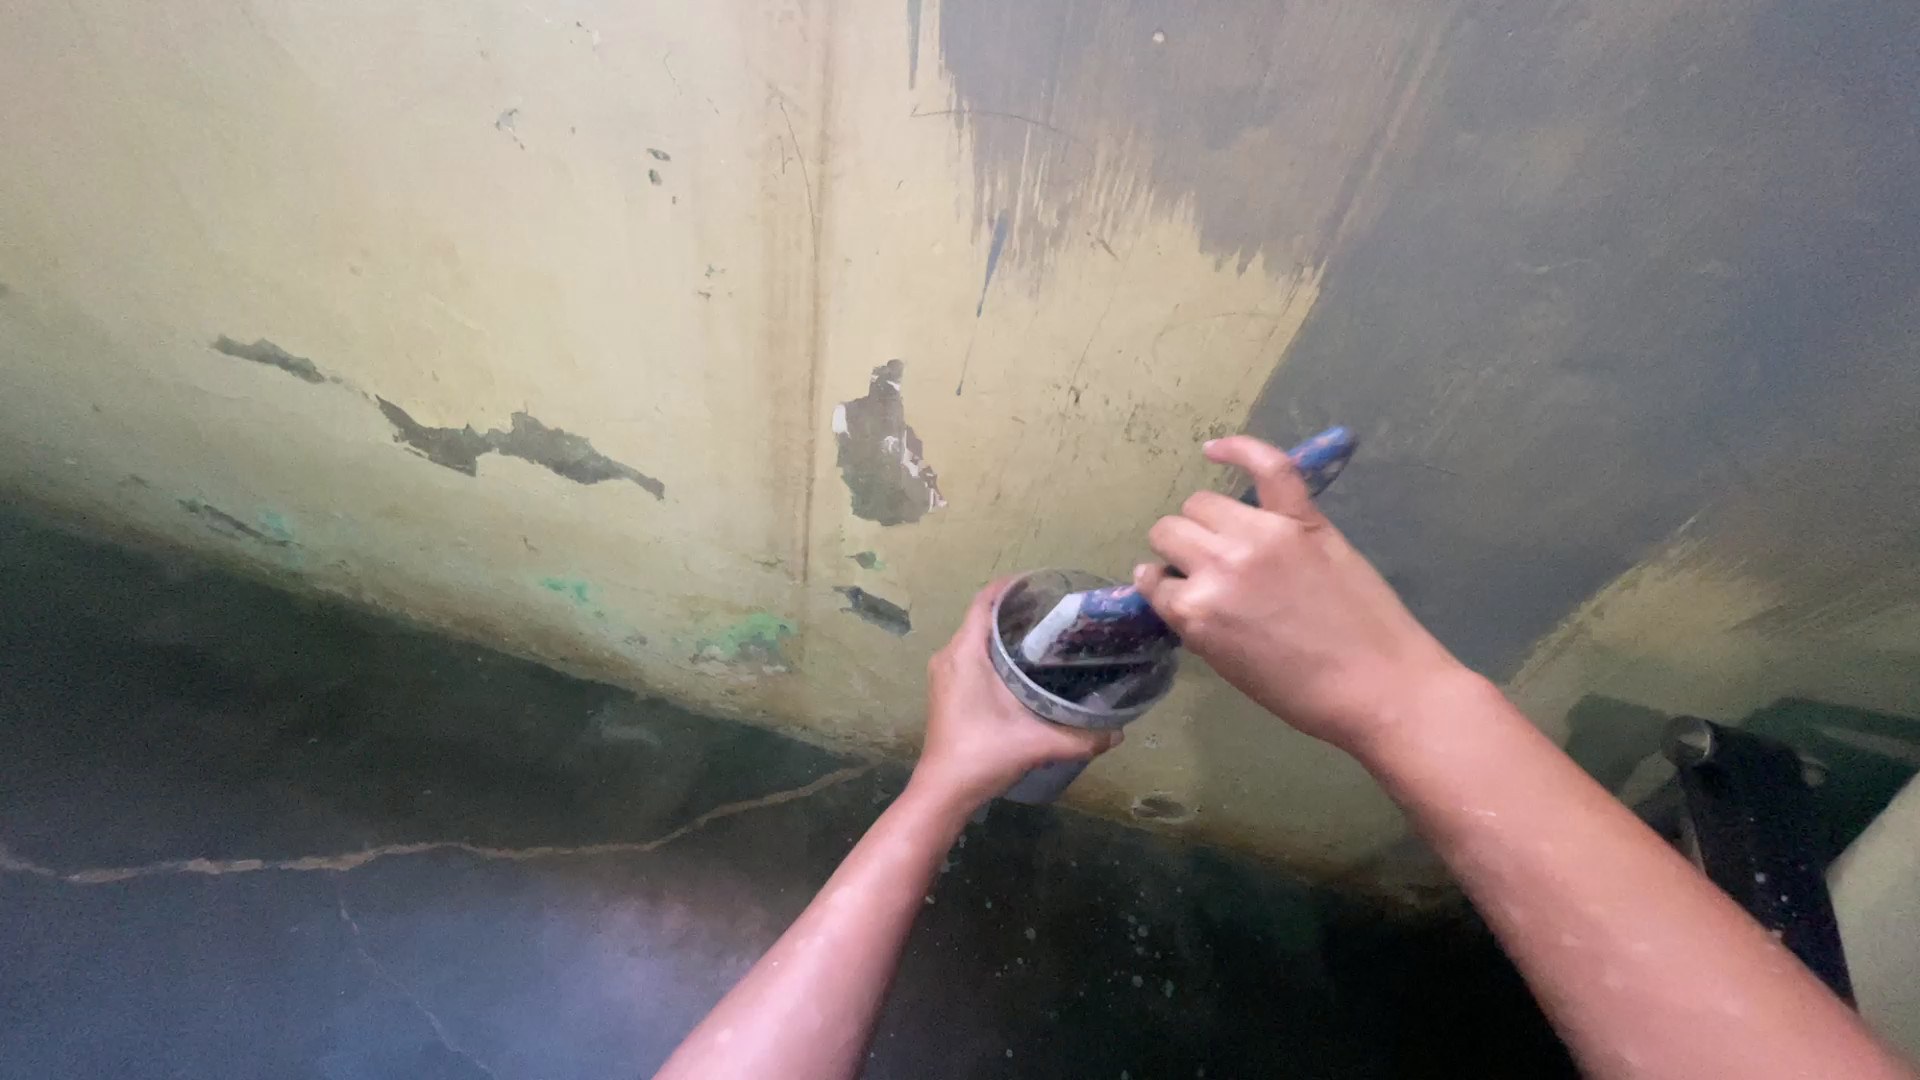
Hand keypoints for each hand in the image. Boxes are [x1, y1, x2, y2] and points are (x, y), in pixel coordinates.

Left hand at [911, 579, 1121, 809]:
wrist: (943, 791)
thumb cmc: (983, 755)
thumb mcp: (1037, 744)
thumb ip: (1081, 738)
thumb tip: (1118, 733)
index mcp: (965, 653)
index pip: (983, 602)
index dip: (1008, 587)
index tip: (1038, 583)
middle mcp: (949, 655)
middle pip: (979, 617)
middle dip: (1012, 609)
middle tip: (1051, 611)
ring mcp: (943, 673)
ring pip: (972, 637)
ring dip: (1000, 631)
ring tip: (1040, 633)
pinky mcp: (944, 689)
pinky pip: (967, 654)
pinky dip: (990, 650)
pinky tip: (1018, 665)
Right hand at [1133, 436, 1467, 753]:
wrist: (1383, 687)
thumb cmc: (1300, 691)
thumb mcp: (1224, 663)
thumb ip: (1192, 619)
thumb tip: (1173, 587)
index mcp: (1195, 611)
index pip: (1152, 580)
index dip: (1164, 587)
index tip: (1178, 592)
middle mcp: (1218, 564)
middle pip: (1170, 532)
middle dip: (1176, 551)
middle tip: (1202, 568)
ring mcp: (1262, 535)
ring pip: (1201, 503)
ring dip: (1202, 521)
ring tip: (1224, 536)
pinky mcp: (1302, 519)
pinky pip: (1267, 465)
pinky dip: (1239, 450)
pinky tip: (1214, 450)